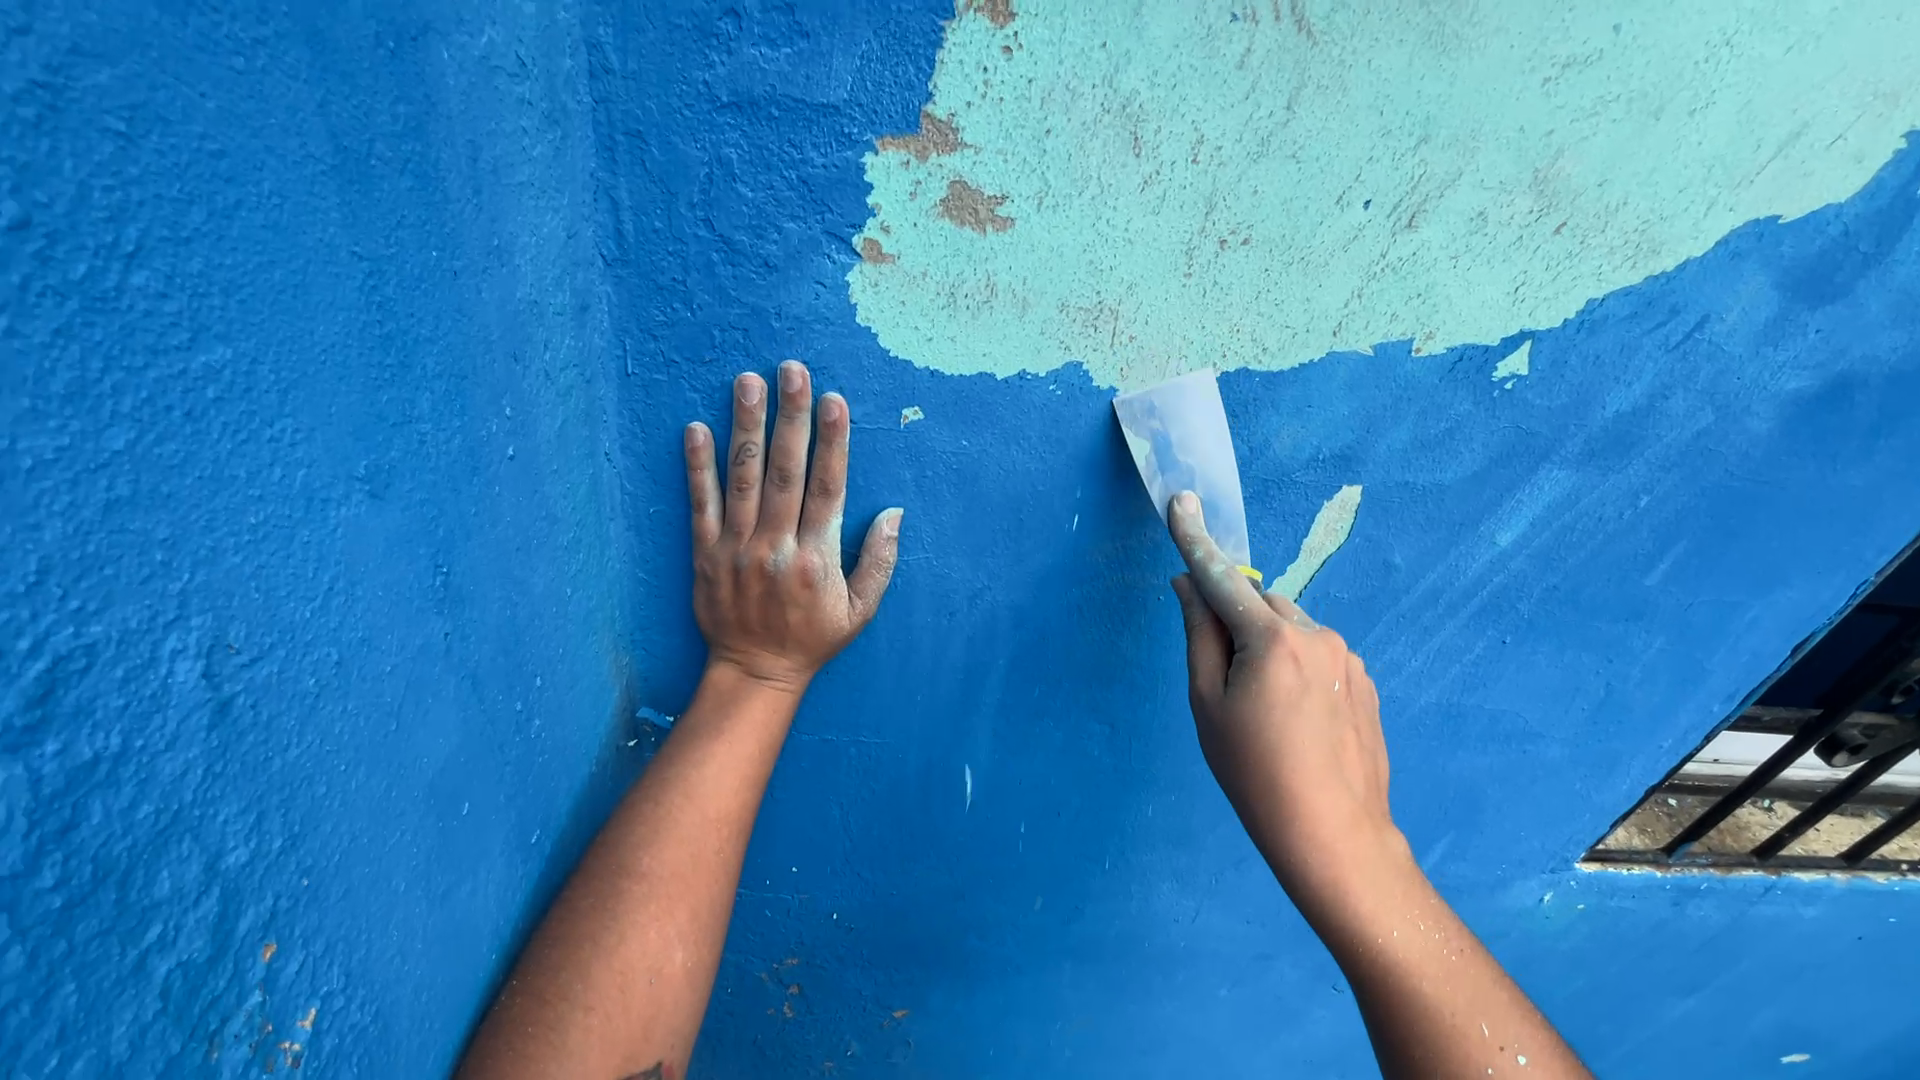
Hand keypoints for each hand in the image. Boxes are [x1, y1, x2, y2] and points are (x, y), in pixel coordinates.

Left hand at [684, 361, 902, 695]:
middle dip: (791, 417)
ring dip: (746, 427)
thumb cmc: (814, 639)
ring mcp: (736, 548)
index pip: (827, 488)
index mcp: (817, 558)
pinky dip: (697, 466)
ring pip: (743, 478)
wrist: (755, 672)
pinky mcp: (705, 554)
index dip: (832, 442)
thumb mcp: (861, 611)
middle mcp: (776, 547)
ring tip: (748, 382)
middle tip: (792, 371)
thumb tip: (895, 514)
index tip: (834, 401)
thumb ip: (880, 561)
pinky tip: (696, 429)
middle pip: (785, 472)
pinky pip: (700, 504)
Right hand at [1165, 491, 1409, 912]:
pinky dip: (1295, 668)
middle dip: (1236, 623)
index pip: (1222, 577)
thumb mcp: (1206, 704)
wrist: (1333, 834)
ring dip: (1267, 648)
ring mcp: (1348, 657)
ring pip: (1290, 630)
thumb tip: (1188, 584)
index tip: (1180, 500)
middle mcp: (1316, 633)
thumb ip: (1198, 634)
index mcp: (1271, 638)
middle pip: (1260, 605)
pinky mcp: (1365, 680)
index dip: (1195, 539)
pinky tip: (1296, 721)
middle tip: (1224, 682)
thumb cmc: (1252, 772)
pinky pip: (1317, 655)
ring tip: (1265, 713)